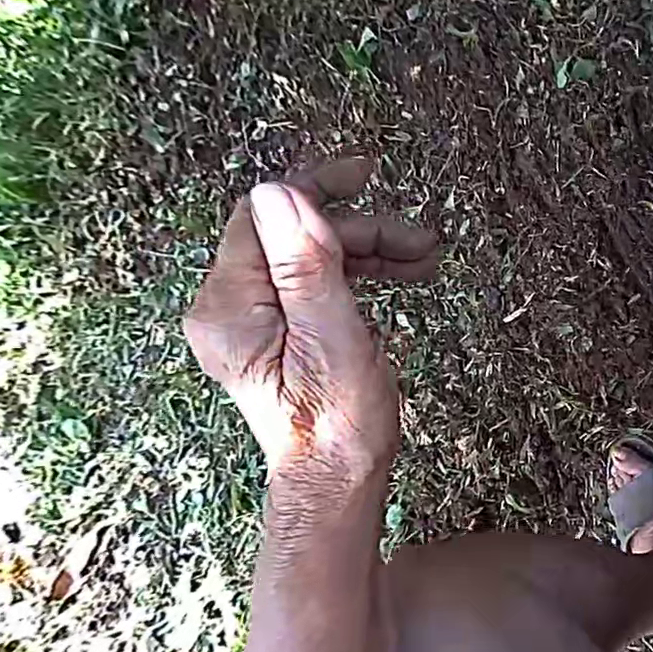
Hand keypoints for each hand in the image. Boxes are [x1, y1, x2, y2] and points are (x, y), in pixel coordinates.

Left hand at [183, 160, 439, 478]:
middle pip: (295, 238)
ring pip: (311, 259)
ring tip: (422, 260)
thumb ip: (307, 268)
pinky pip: (314, 284)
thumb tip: (284, 193)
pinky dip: (358, 274)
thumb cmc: (340, 424)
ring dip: (368, 252)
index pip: (266, 218)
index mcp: (230, 307)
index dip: (317, 188)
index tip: (365, 173)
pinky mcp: (276, 332)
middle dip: (362, 231)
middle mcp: (230, 309)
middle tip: (418, 240)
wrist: (337, 479)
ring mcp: (252, 322)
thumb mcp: (333, 340)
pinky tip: (396, 278)